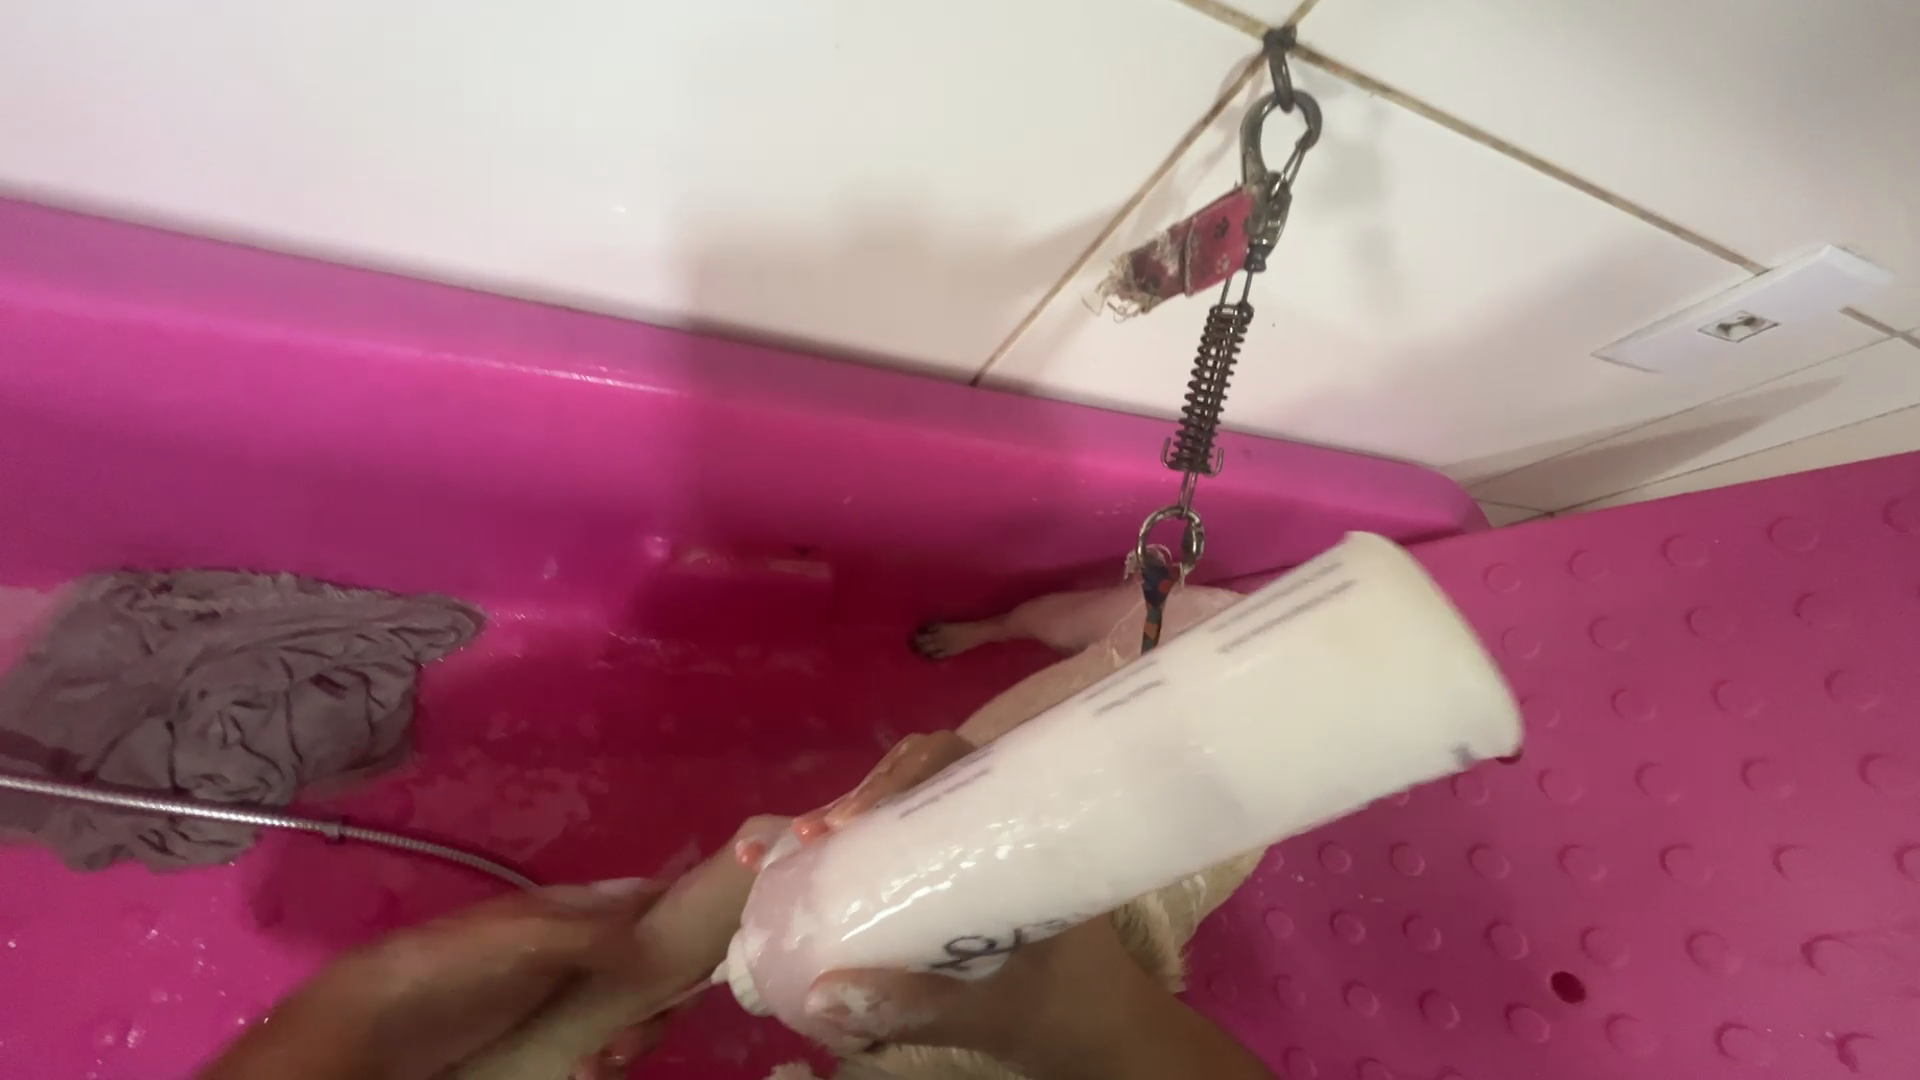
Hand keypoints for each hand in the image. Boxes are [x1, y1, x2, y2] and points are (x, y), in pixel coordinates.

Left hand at [201, 881, 666, 1079]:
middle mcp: (585, 953)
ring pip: (634, 1012)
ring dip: (637, 1033)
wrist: (359, 1046)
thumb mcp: (521, 935)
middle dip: (661, 995)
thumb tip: (668, 929)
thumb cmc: (447, 972)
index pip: (654, 903)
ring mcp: (567, 1004)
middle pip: (654, 965)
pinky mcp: (549, 1051)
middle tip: (635, 1031)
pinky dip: (606, 1061)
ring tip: (604, 1058)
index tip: (696, 956)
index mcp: (582, 910)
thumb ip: (594, 928)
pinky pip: (601, 1051)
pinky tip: (589, 1070)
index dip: (683, 921)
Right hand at [746, 731, 1275, 1079]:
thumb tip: (819, 993)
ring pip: (916, 798)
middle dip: (867, 791)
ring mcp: (982, 837)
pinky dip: (869, 839)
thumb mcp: (996, 1012)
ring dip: (860, 810)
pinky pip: (914, 834)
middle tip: (818, 832)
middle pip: (927, 770)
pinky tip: (829, 857)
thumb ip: (918, 1007)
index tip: (852, 816)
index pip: (960, 762)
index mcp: (1028, 823)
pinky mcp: (965, 866)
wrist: (1108, 1033)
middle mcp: (1003, 814)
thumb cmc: (1068, 1010)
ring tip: (808, 841)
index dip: (900, 774)